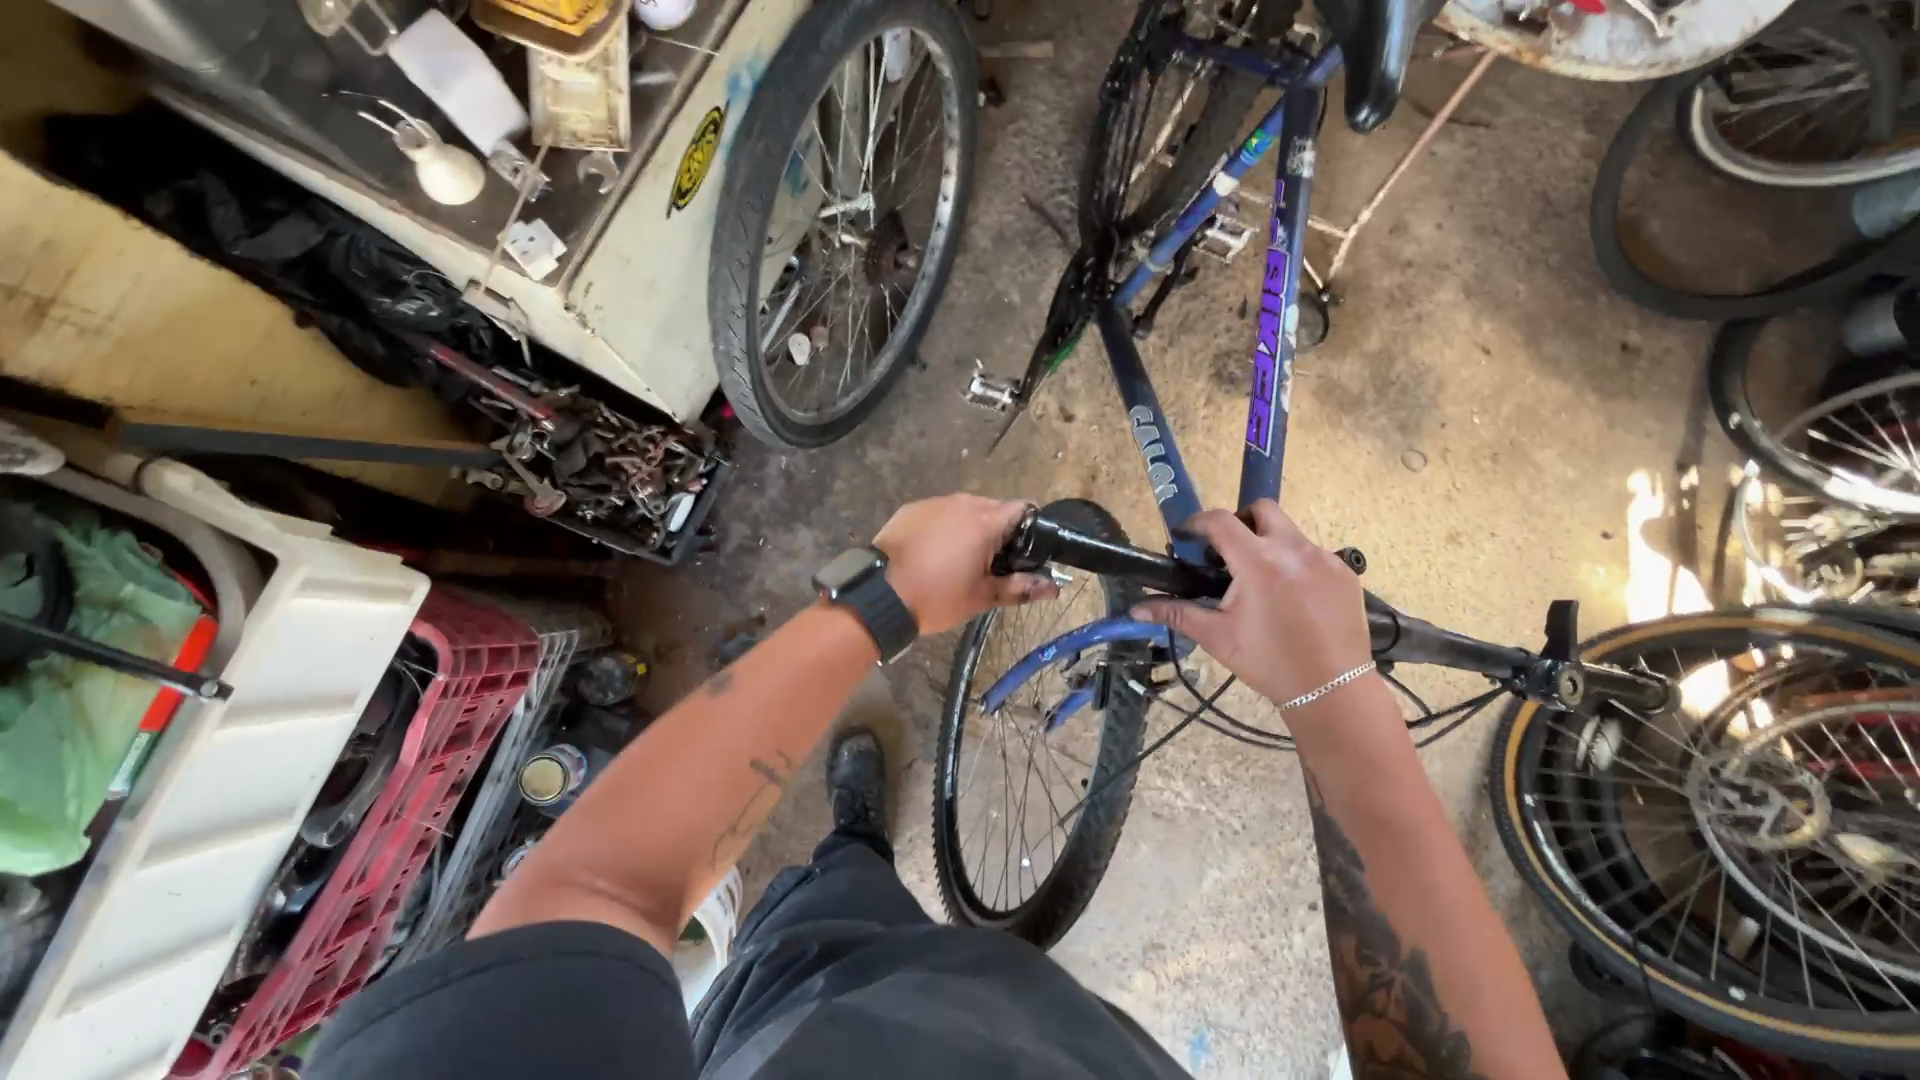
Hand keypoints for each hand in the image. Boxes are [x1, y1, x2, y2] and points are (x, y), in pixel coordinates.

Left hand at [872, 495, 1059, 634]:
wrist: (878, 596)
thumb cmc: (936, 597)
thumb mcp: (982, 597)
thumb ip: (1020, 587)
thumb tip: (1054, 587)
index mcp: (986, 521)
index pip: (1025, 509)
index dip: (1032, 529)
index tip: (1027, 553)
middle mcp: (962, 502)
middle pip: (996, 509)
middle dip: (1001, 533)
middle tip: (995, 565)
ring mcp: (934, 503)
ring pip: (966, 510)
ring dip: (972, 530)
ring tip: (962, 561)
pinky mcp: (911, 509)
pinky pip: (940, 513)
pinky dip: (945, 528)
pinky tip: (934, 554)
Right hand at [1132, 501, 1371, 709]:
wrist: (1331, 688)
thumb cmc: (1267, 663)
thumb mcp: (1217, 636)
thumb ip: (1176, 613)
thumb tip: (1135, 610)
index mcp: (1257, 563)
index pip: (1221, 521)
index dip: (1198, 522)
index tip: (1188, 535)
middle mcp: (1293, 550)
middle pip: (1262, 510)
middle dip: (1241, 521)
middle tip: (1230, 551)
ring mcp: (1324, 559)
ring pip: (1290, 533)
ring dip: (1270, 544)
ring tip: (1263, 581)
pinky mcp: (1345, 573)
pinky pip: (1315, 555)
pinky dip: (1297, 565)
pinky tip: (1294, 598)